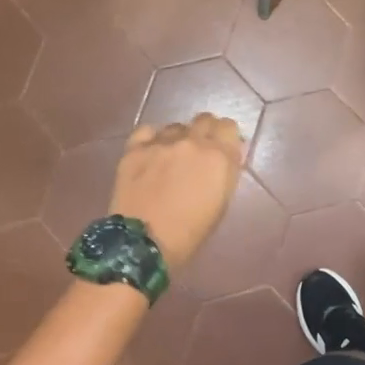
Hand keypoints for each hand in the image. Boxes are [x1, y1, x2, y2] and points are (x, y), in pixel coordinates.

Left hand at [109, 114, 243, 269]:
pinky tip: (152, 153)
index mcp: (219, 157)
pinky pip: (148, 131)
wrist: (142, 244)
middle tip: (199, 153)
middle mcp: (193, 142)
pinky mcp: (135, 148)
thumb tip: (226, 155)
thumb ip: (226, 172)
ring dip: (179, 138)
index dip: (226, 137)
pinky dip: (153, 139)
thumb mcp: (221, 203)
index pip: (229, 127)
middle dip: (205, 133)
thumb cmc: (189, 233)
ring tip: (171, 159)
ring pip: (176, 126)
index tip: (222, 149)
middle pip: (204, 120)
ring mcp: (162, 142)